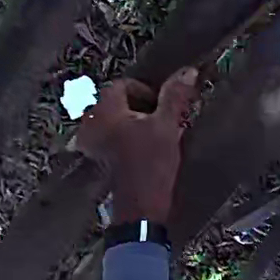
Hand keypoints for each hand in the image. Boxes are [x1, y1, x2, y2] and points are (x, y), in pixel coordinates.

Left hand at [75, 68, 199, 224]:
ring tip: (154, 133)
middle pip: (115, 101)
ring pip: (114, 119)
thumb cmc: (151, 164)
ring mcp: (92, 143)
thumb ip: (175, 96)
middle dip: (138, 105)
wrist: (140, 208)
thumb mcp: (167, 126)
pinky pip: (111, 135)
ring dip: (133, 120)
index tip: (161, 106)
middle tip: (159, 118)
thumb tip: (188, 71)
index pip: (121, 85)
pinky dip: (126, 135)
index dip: (145, 90)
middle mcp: (91, 123)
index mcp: (104, 111)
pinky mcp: (98, 158)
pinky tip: (143, 148)